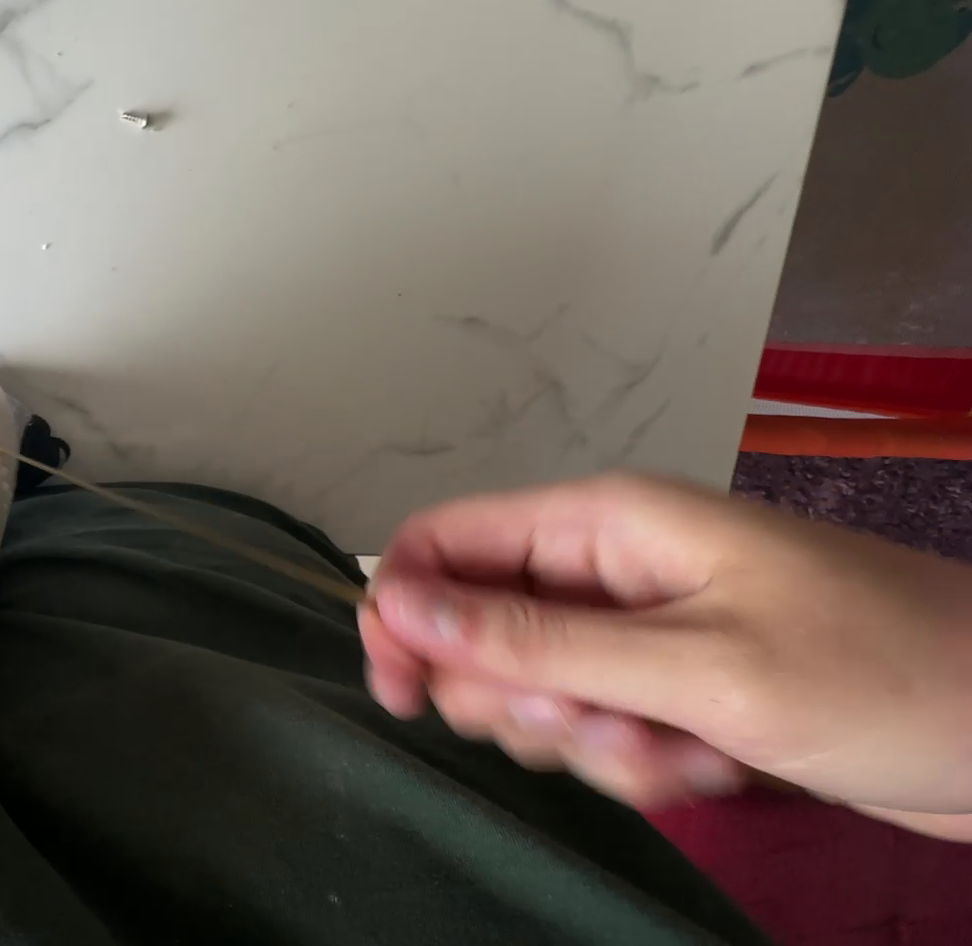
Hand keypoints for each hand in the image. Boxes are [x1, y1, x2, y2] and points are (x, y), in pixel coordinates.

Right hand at [359, 474, 971, 822]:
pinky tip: (703, 765)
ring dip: (579, 737)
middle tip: (582, 729)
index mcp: (591, 523)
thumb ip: (533, 640)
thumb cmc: (891, 679)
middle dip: (512, 693)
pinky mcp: (651, 681)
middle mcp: (589, 566)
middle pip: (470, 624)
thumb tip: (395, 610)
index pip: (438, 542)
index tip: (399, 690)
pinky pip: (580, 722)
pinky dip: (626, 758)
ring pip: (521, 685)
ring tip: (673, 755)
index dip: (400, 608)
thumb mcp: (699, 667)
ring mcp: (620, 627)